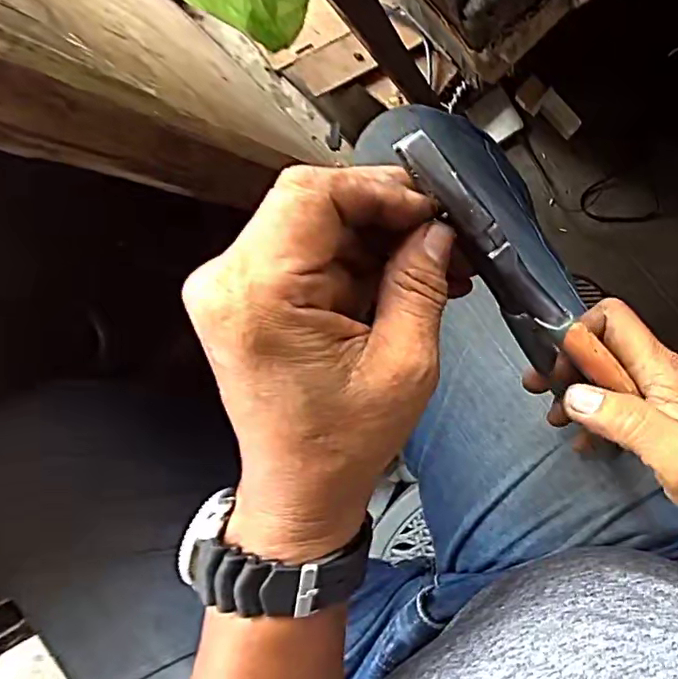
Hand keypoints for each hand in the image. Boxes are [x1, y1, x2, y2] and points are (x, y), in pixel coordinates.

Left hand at [182, 166, 469, 560]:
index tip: (433, 212)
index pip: (311, 195)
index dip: (380, 192)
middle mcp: (232, 280)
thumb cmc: (347, 439)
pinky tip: (409, 281)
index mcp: (260, 294)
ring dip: (383, 241)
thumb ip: (420, 286)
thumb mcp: (405, 362)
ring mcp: (238, 288)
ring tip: (440, 269)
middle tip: (446, 238)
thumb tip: (438, 234)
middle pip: (313, 206)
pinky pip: (314, 257)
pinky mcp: (254, 299)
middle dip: (388, 216)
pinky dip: (366, 262)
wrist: (304, 485)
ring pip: (319, 228)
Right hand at [523, 299, 677, 537]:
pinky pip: (614, 401)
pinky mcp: (654, 415)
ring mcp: (656, 393)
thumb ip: (627, 421)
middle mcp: (657, 374)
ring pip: (604, 373)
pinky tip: (585, 438)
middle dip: (567, 363)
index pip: (613, 320)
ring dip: (576, 391)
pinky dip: (593, 414)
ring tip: (559, 418)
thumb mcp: (673, 453)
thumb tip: (577, 395)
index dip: (577, 334)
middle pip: (601, 344)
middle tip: (546, 393)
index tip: (558, 370)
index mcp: (661, 371)